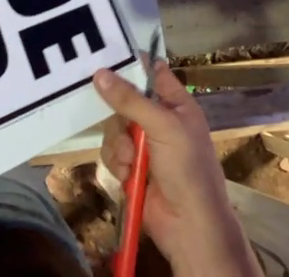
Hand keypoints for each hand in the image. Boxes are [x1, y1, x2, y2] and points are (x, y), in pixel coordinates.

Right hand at [95, 62, 260, 276]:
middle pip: (125, 101)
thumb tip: (99, 73)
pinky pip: (112, 153)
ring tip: (129, 162)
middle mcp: (160, 120)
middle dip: (120, 118)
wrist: (189, 226)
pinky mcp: (132, 167)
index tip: (105, 61)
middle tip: (123, 128)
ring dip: (118, 146)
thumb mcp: (162, 126)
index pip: (152, 72)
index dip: (131, 65)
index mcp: (177, 103)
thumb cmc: (186, 168)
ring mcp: (146, 145)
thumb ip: (130, 100)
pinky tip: (126, 176)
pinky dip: (116, 163)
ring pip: (115, 129)